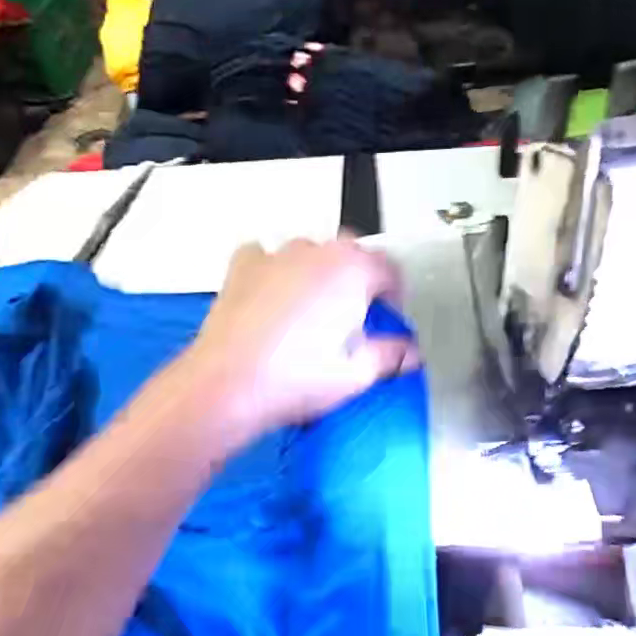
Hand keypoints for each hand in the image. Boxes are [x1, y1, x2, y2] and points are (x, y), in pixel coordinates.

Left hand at [176, 239, 417, 446]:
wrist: (228, 385)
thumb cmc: (295, 379)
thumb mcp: (356, 375)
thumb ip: (390, 356)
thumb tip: (407, 352)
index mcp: (353, 269)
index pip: (390, 270)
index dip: (393, 297)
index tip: (386, 321)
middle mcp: (316, 251)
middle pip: (351, 255)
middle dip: (358, 282)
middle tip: (352, 321)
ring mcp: (275, 254)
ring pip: (309, 255)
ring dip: (317, 276)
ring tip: (310, 316)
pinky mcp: (242, 266)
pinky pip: (267, 258)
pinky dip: (275, 272)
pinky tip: (272, 299)